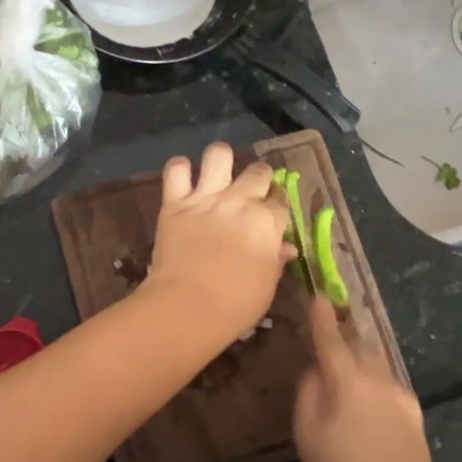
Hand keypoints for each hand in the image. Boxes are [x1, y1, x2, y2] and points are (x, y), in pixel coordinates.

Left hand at [143, 143, 293, 342]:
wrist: (187, 307)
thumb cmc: (234, 306)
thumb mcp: (266, 287)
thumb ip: (275, 261)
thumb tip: (286, 248)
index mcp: (266, 223)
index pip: (281, 200)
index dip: (279, 204)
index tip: (275, 211)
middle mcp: (239, 201)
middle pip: (258, 172)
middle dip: (260, 178)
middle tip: (253, 191)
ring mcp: (206, 197)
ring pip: (219, 154)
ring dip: (222, 159)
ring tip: (219, 173)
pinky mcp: (175, 202)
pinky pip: (176, 169)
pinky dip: (180, 168)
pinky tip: (184, 179)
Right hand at [294, 296, 437, 461]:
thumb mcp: (307, 434)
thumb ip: (309, 392)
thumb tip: (317, 369)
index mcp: (348, 381)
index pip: (331, 337)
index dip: (321, 315)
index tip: (317, 294)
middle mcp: (379, 379)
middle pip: (359, 345)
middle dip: (344, 337)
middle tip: (329, 335)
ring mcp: (402, 397)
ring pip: (376, 366)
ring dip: (360, 363)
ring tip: (346, 380)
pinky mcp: (416, 416)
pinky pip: (389, 388)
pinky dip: (374, 387)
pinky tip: (367, 411)